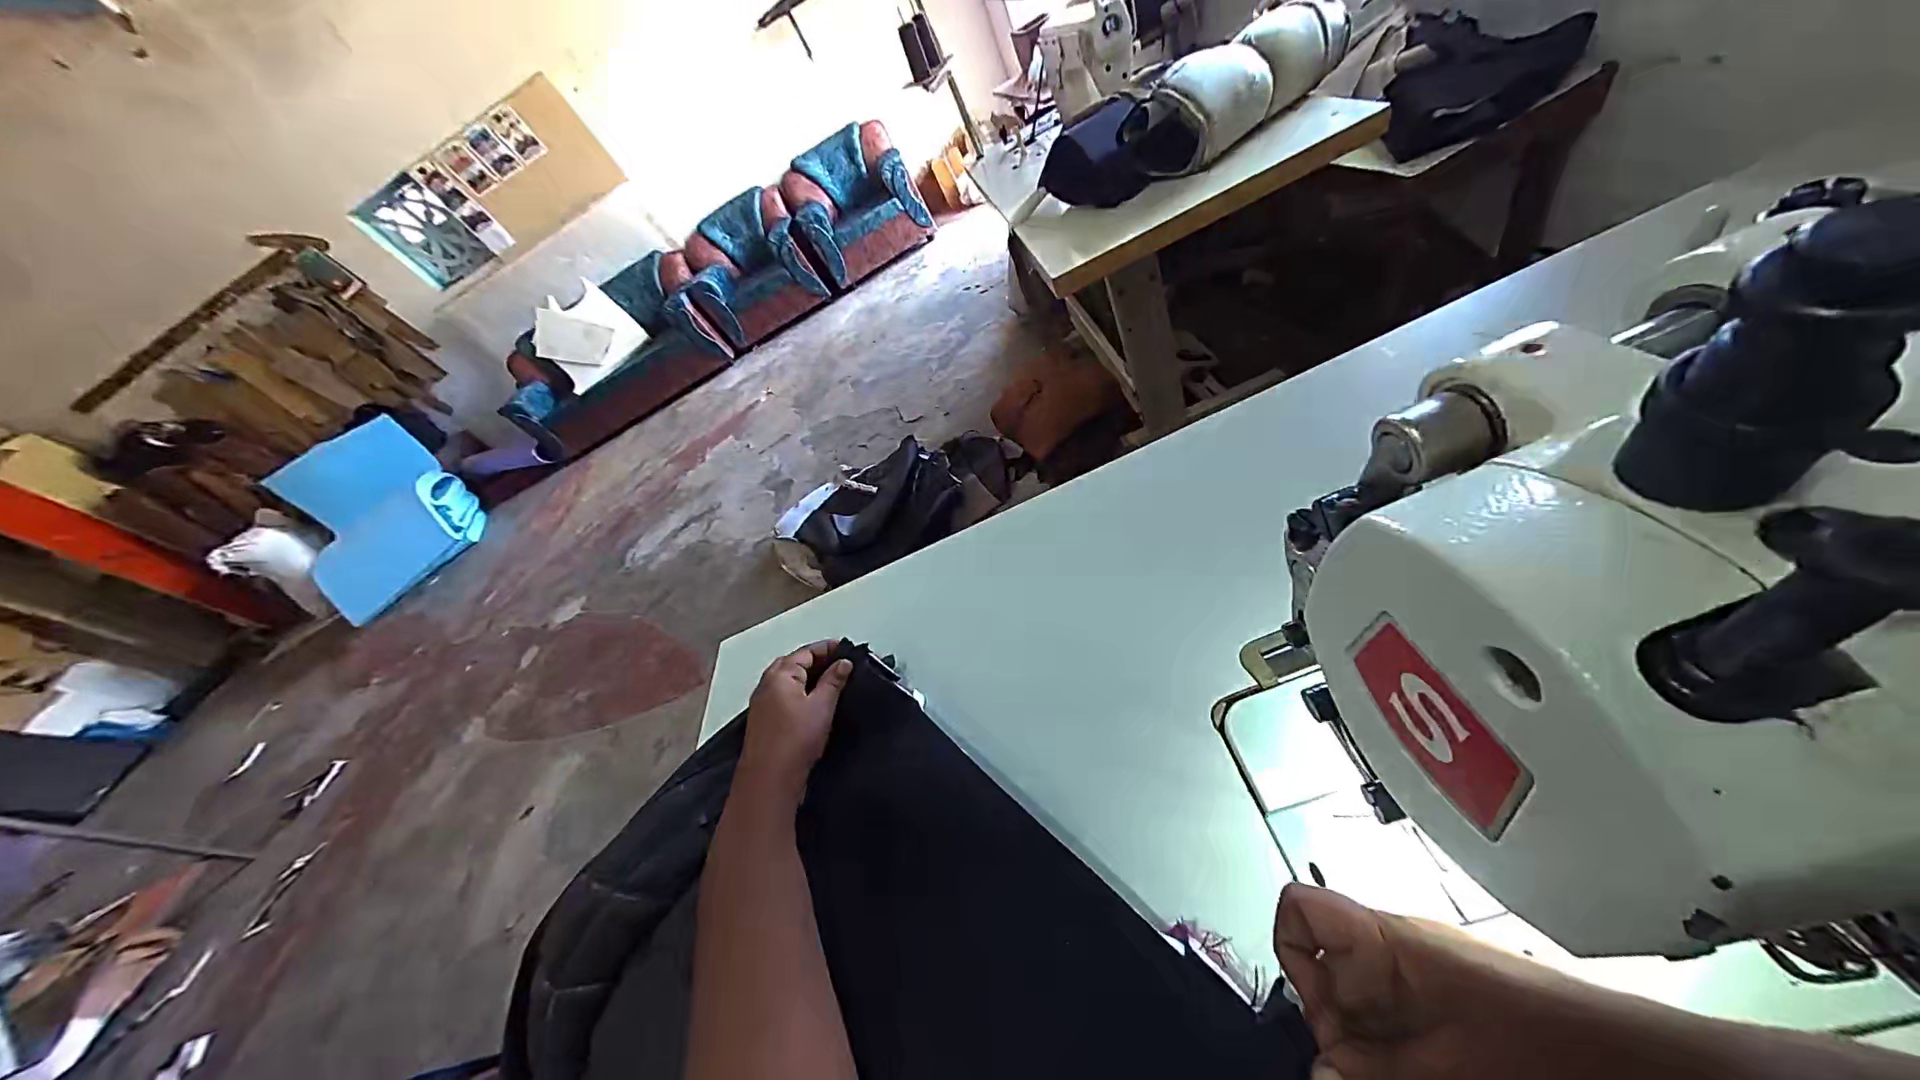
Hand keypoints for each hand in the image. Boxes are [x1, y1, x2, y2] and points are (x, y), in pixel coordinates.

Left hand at [737, 641, 853, 811]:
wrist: (770, 778)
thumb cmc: (795, 739)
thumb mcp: (822, 706)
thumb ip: (833, 681)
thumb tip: (843, 663)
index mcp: (780, 675)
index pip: (806, 652)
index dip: (826, 648)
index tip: (845, 649)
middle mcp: (766, 685)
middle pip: (792, 662)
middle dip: (815, 660)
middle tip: (838, 663)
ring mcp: (762, 703)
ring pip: (786, 680)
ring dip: (805, 676)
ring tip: (828, 680)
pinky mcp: (763, 720)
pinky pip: (782, 695)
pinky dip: (798, 691)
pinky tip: (811, 702)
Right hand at [1274, 884, 1630, 1079]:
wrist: (1636, 1061)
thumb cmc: (1548, 1047)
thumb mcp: (1443, 1070)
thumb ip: (1372, 1070)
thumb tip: (1317, 1073)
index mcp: (1382, 939)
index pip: (1299, 909)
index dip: (1292, 954)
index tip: (1320, 1013)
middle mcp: (1390, 945)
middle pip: (1323, 970)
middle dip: (1337, 1026)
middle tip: (1370, 1070)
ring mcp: (1415, 971)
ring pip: (1358, 1001)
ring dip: (1369, 1047)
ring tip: (1414, 1074)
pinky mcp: (1438, 996)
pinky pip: (1391, 1017)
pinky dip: (1395, 1052)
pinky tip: (1426, 1074)